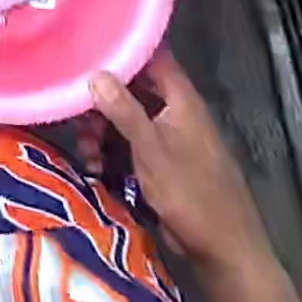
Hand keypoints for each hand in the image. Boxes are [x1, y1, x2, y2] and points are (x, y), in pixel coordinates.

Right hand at [85, 50, 270, 267]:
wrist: (224, 250)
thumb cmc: (191, 192)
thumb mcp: (151, 148)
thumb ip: (123, 109)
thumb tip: (96, 73)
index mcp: (180, 98)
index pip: (151, 57)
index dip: (123, 51)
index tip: (90, 52)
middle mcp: (175, 110)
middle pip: (134, 90)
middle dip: (104, 100)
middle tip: (77, 115)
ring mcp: (169, 137)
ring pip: (129, 119)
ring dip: (104, 130)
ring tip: (85, 150)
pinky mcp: (162, 162)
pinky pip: (132, 145)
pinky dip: (113, 152)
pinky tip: (96, 168)